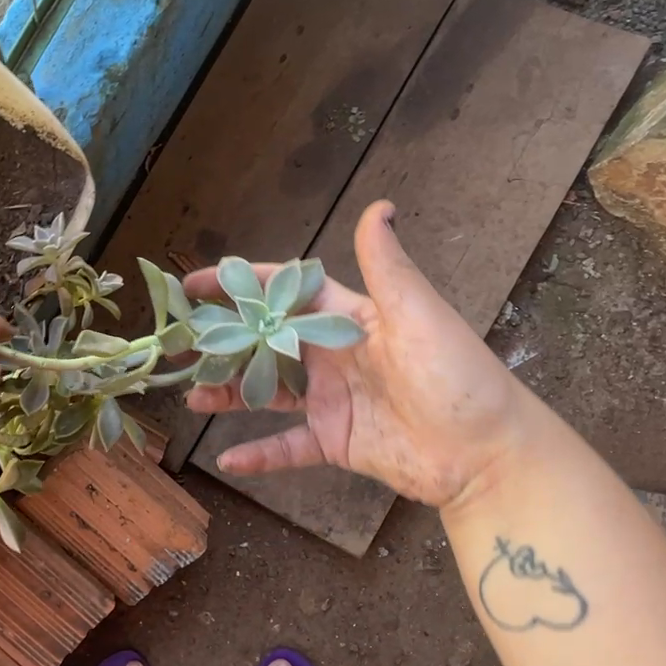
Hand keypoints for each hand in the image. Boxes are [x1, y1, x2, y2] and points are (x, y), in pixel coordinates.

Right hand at [184, 200, 533, 507]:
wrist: (488, 452)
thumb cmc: (456, 375)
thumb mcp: (417, 314)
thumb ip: (387, 266)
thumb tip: (379, 205)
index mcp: (346, 320)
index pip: (282, 294)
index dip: (239, 286)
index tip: (194, 284)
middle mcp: (330, 357)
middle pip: (262, 344)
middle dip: (220, 343)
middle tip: (177, 345)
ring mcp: (329, 401)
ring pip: (265, 392)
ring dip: (228, 393)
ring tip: (191, 395)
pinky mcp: (334, 441)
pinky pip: (287, 448)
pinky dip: (259, 455)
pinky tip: (227, 460)